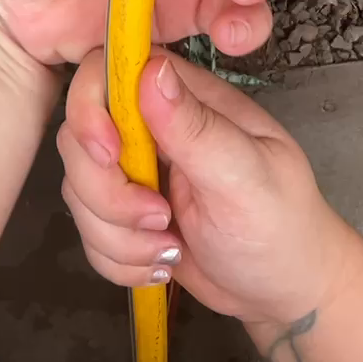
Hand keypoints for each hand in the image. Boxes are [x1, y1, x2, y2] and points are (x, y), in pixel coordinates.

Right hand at [55, 48, 362, 326]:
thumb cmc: (280, 227)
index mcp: (185, 96)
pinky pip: (87, 228)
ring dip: (116, 234)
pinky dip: (117, 257)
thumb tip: (152, 69)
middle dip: (107, 192)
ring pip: (78, 186)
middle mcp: (150, 123)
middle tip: (160, 220)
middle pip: (79, 135)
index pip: (109, 69)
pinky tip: (160, 264)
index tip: (111, 155)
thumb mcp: (245, 177)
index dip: (90, 107)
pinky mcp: (123, 210)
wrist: (284, 292)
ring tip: (169, 250)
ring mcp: (134, 167)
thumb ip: (196, 126)